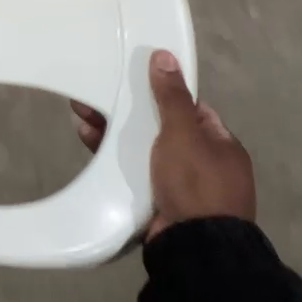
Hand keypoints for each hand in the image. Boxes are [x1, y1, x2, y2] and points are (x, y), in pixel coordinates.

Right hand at [70, 50, 256, 239]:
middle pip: (159, 124)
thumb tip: (165, 55)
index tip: (131, 80)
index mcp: (220, 145)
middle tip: (94, 92)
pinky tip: (87, 136)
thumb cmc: (196, 183)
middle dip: (126, 109)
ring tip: (82, 112)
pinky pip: (129, 165)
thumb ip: (172, 97)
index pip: (189, 108)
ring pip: (140, 145)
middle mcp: (203, 162)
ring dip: (112, 129)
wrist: (194, 246)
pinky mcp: (154, 196)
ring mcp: (178, 181)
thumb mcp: (183, 133)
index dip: (160, 92)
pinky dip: (109, 151)